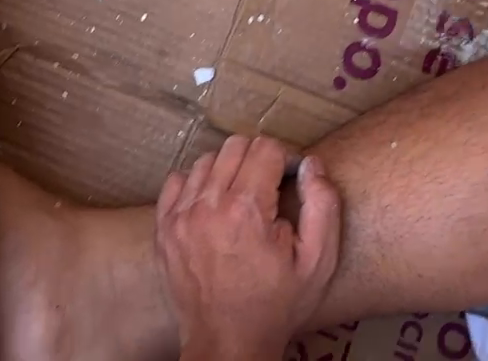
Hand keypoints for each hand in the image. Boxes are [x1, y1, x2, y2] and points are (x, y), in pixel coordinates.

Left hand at [155, 136, 341, 360]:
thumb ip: (323, 205)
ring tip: (240, 197)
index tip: (289, 181)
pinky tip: (212, 204)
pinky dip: (196, 183)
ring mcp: (181, 215)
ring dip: (228, 169)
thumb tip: (310, 164)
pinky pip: (177, 179)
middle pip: (236, 145)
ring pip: (208, 159)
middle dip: (258, 158)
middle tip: (267, 188)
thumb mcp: (318, 262)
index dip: (284, 159)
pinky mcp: (164, 227)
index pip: (266, 147)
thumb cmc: (276, 304)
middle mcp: (209, 204)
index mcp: (247, 209)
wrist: (228, 346)